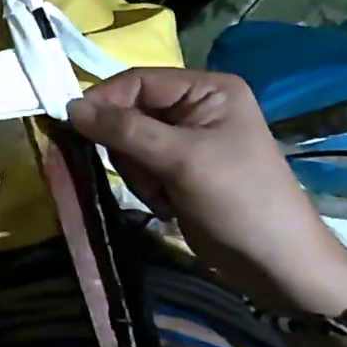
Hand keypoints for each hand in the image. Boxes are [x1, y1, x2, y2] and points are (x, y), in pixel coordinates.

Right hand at [66, 68, 346, 310]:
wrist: (275, 265)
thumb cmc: (238, 201)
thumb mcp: (182, 160)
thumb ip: (126, 130)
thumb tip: (71, 107)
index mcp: (207, 88)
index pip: (137, 81)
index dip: (104, 101)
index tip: (74, 126)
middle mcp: (195, 106)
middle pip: (129, 111)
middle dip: (129, 147)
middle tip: (148, 176)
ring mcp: (186, 139)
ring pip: (129, 141)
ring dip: (137, 172)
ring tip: (164, 195)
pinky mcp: (178, 168)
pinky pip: (139, 165)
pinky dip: (144, 185)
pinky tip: (168, 203)